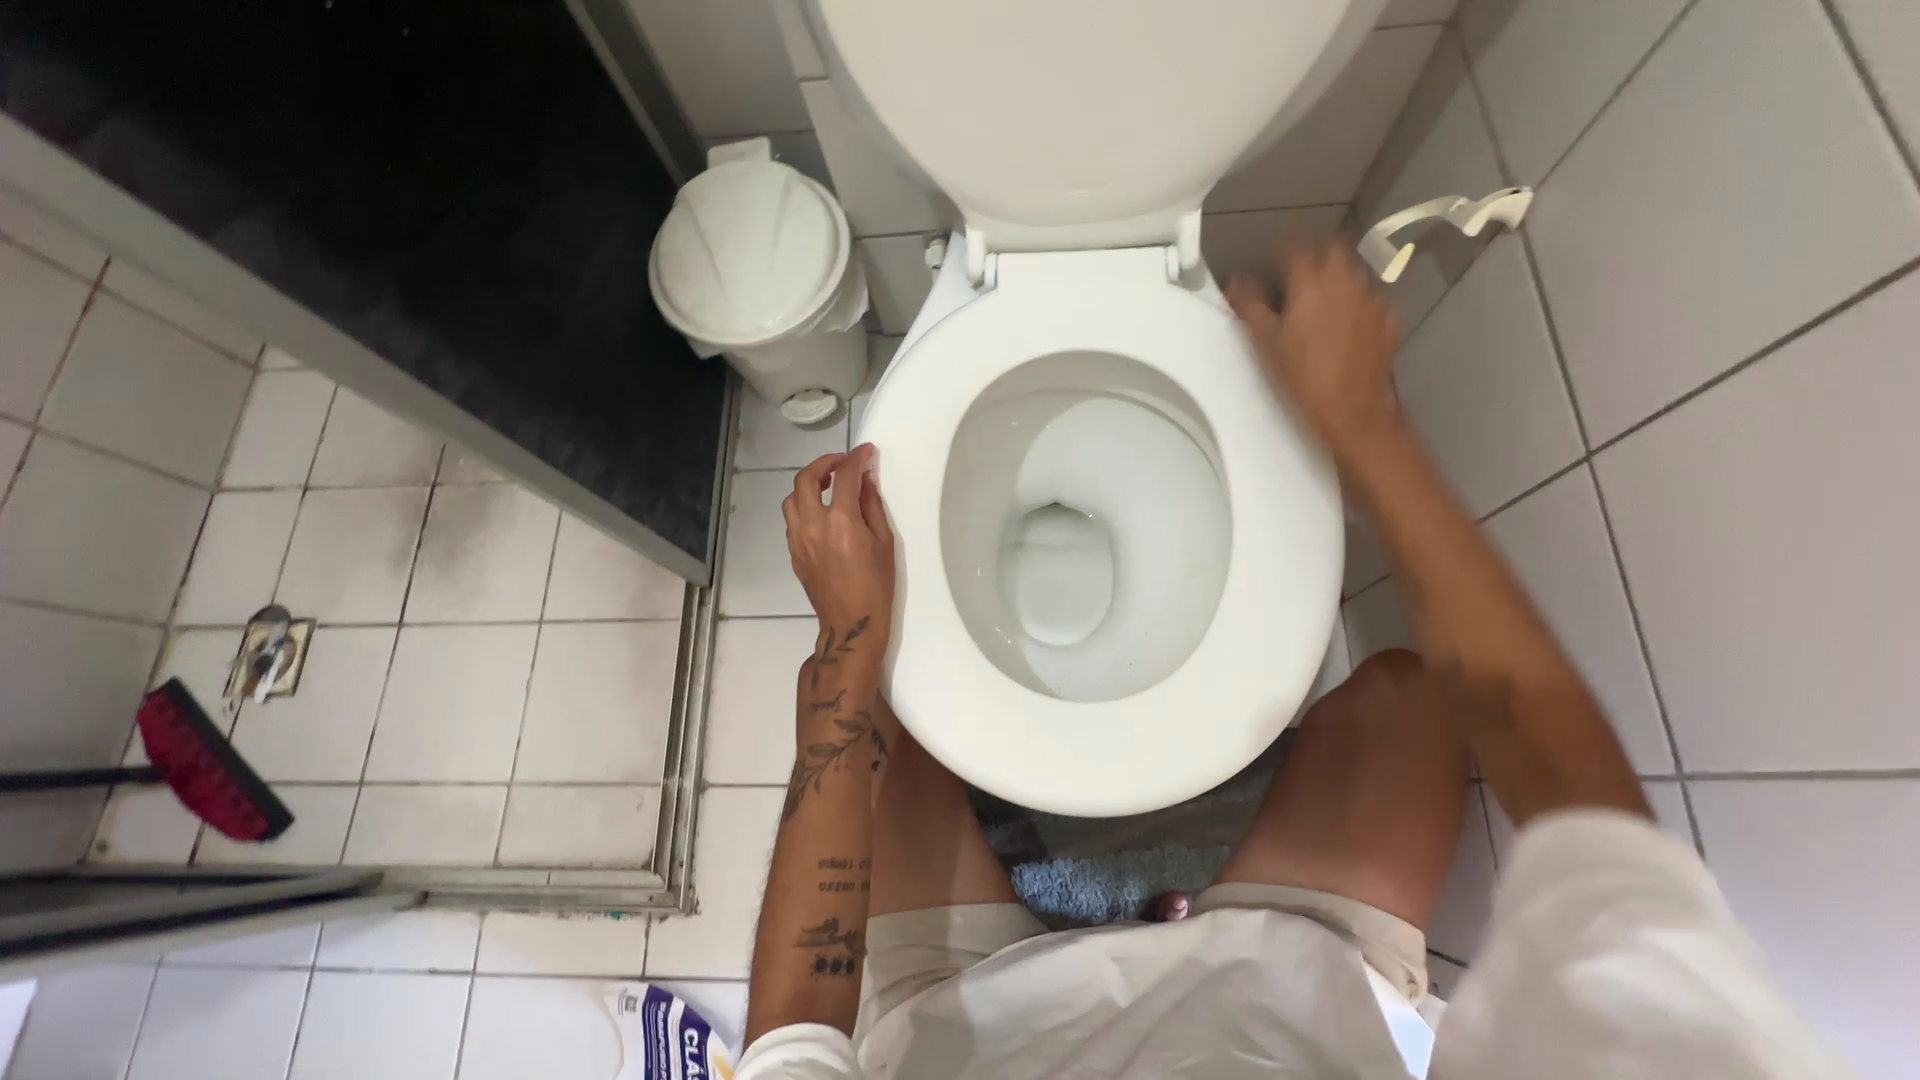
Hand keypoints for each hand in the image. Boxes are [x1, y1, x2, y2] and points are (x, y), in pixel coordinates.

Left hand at [782, 444, 895, 642]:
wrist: (851, 624)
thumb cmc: (877, 586)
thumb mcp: (885, 543)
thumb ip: (872, 507)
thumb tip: (866, 481)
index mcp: (841, 522)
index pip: (846, 476)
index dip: (856, 458)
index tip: (866, 451)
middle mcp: (814, 526)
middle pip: (805, 479)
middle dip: (823, 463)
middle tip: (841, 464)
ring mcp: (799, 540)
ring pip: (792, 499)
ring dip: (809, 486)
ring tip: (828, 487)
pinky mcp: (794, 553)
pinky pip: (793, 520)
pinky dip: (805, 508)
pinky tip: (823, 515)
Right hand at [1227, 241, 1403, 455]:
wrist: (1353, 408)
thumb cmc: (1302, 375)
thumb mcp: (1265, 343)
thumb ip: (1249, 305)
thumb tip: (1236, 280)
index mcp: (1312, 279)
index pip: (1295, 246)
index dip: (1280, 252)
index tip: (1270, 267)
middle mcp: (1347, 278)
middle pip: (1332, 250)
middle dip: (1313, 257)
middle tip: (1295, 279)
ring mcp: (1372, 297)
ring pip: (1353, 272)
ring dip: (1336, 278)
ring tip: (1319, 303)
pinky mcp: (1388, 318)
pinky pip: (1369, 298)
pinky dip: (1355, 302)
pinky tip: (1344, 326)